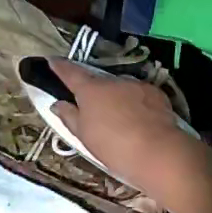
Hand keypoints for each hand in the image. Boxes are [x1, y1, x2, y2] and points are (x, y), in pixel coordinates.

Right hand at [48, 58, 203, 199]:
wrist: (158, 152)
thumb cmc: (113, 147)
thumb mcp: (84, 136)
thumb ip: (69, 116)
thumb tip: (57, 103)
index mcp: (91, 90)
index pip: (71, 73)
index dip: (60, 67)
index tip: (53, 60)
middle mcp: (113, 81)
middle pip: (98, 82)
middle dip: (94, 91)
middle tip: (92, 108)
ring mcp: (137, 85)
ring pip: (120, 88)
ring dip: (116, 98)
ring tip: (119, 119)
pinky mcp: (156, 93)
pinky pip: (139, 95)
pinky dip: (136, 103)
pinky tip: (139, 120)